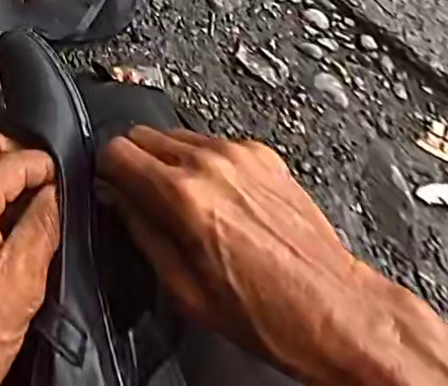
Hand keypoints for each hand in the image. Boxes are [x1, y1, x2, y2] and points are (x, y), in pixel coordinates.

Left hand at [0, 129, 59, 385]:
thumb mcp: (23, 278)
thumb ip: (43, 223)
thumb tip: (59, 190)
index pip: (14, 157)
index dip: (46, 167)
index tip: (66, 181)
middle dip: (24, 155)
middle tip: (52, 183)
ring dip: (9, 168)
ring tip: (38, 199)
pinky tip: (15, 212)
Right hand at [98, 128, 362, 353]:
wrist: (342, 313)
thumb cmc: (274, 315)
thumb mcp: (186, 291)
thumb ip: (140, 232)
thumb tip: (116, 200)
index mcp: (183, 197)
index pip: (115, 150)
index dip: (106, 170)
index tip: (110, 184)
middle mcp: (208, 164)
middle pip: (139, 133)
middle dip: (133, 161)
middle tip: (142, 194)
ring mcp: (237, 154)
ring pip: (172, 133)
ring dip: (167, 159)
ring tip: (185, 200)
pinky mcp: (260, 153)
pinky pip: (210, 142)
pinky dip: (203, 161)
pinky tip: (218, 196)